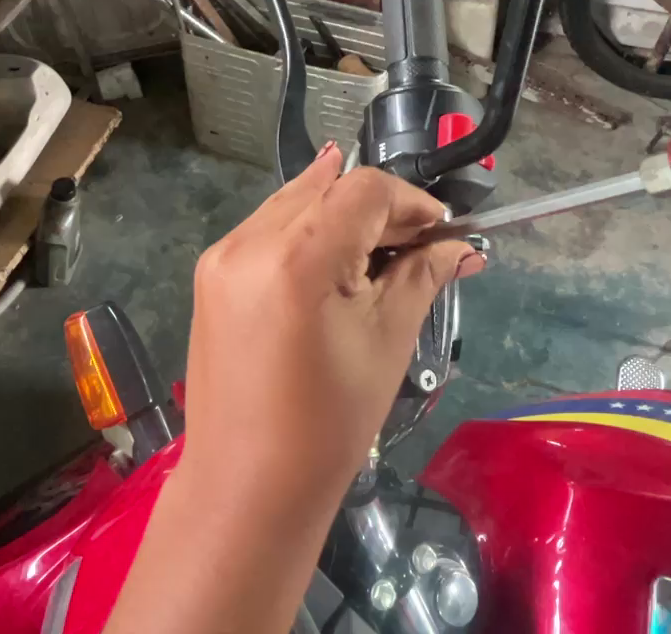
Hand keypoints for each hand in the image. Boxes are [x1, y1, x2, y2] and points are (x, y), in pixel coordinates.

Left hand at [103, 143, 480, 633]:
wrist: (245, 485)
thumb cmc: (328, 423)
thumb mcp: (387, 341)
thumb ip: (422, 276)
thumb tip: (459, 246)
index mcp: (298, 257)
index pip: (363, 189)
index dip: (410, 202)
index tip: (441, 231)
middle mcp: (251, 240)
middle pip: (328, 186)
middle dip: (379, 207)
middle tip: (418, 241)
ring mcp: (223, 253)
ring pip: (295, 200)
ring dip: (342, 211)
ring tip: (380, 246)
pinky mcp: (211, 271)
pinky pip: (267, 225)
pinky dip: (305, 227)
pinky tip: (332, 247)